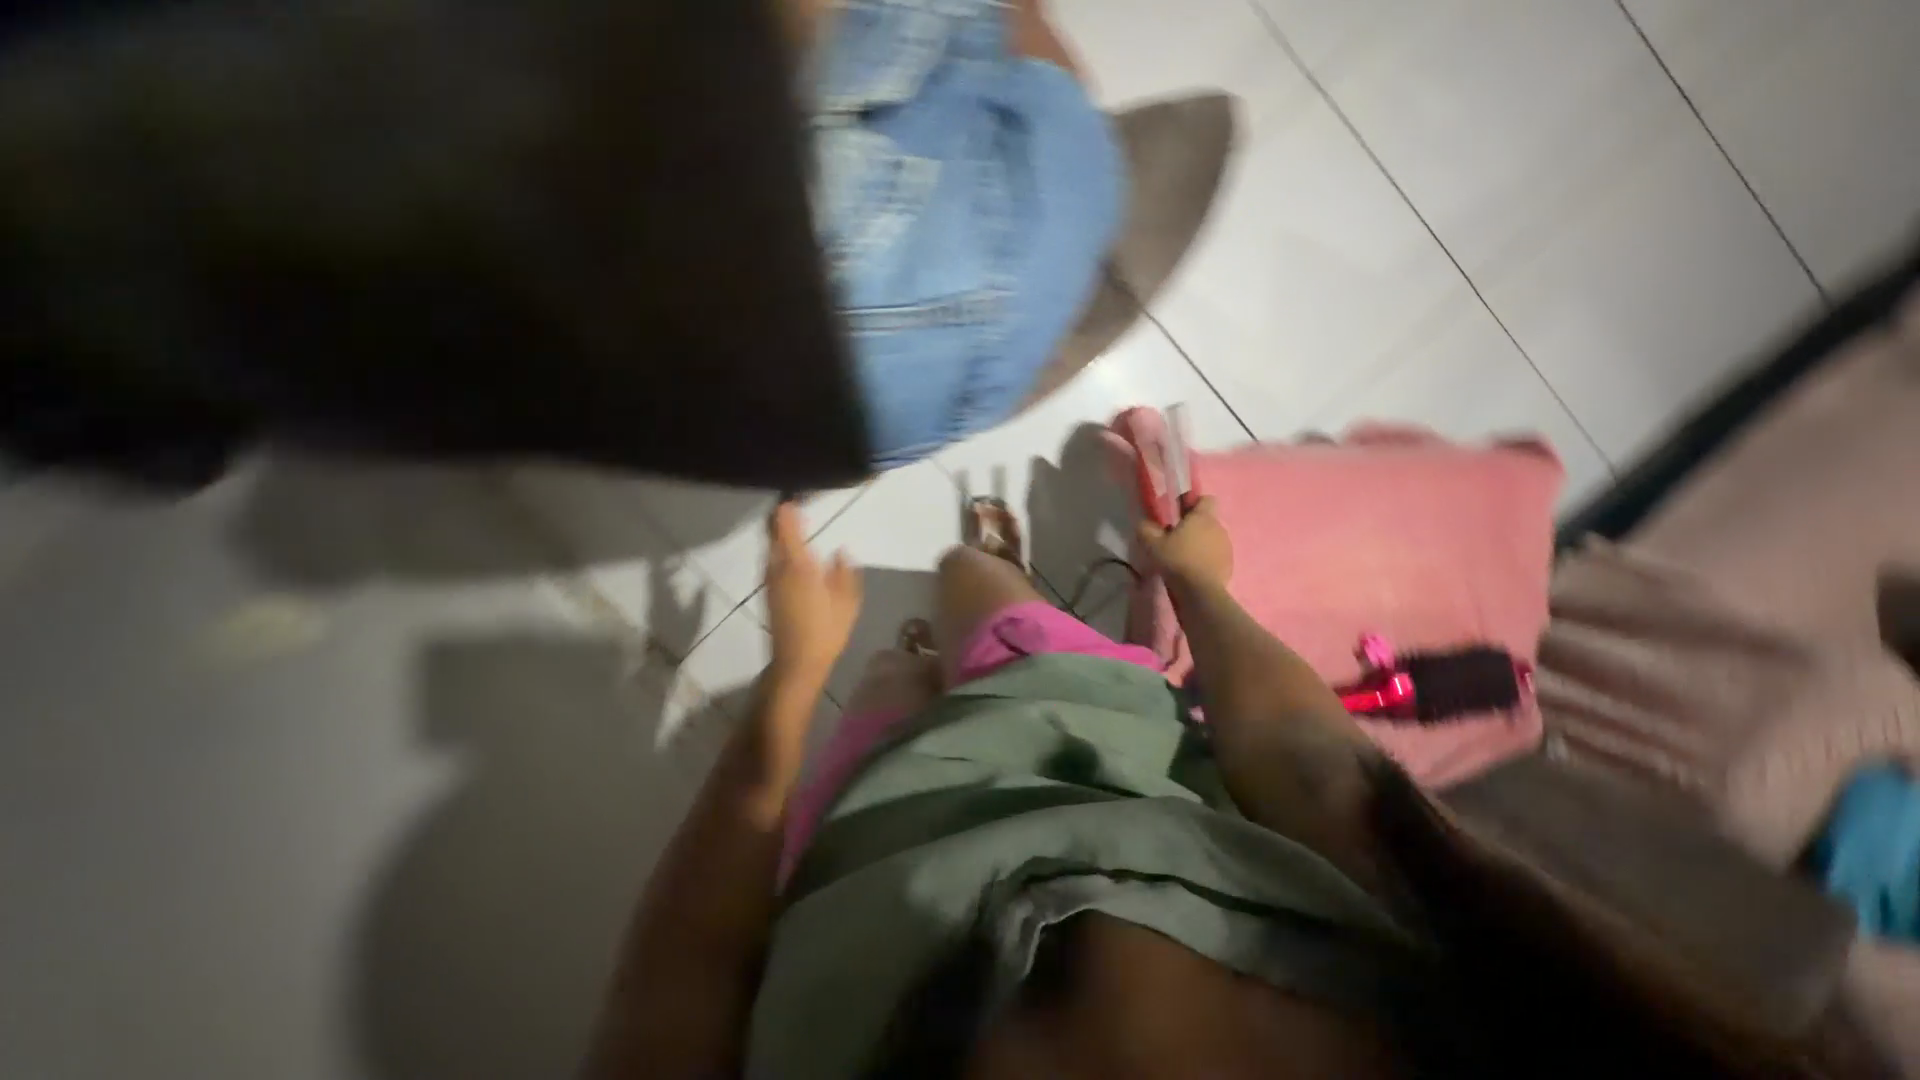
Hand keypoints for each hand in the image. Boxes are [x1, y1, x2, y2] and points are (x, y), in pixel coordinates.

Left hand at [764, 502, 862, 685]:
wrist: (796, 663)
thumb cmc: (826, 632)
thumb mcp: (847, 603)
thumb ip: (844, 573)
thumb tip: (840, 551)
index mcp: (800, 567)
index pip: (789, 531)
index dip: (789, 514)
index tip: (791, 499)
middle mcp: (780, 569)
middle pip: (775, 536)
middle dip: (780, 520)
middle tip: (790, 506)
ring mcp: (771, 582)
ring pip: (770, 549)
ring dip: (776, 535)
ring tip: (788, 523)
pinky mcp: (768, 593)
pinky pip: (770, 561)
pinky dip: (776, 550)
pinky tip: (787, 552)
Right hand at [1137, 496, 1231, 587]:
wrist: (1200, 591)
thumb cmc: (1177, 561)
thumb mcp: (1153, 545)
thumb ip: (1146, 529)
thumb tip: (1144, 523)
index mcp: (1202, 517)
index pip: (1205, 499)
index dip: (1193, 504)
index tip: (1179, 514)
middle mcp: (1218, 527)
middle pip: (1207, 520)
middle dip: (1194, 527)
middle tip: (1176, 539)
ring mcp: (1226, 546)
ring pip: (1212, 538)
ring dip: (1201, 543)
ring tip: (1185, 557)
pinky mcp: (1229, 563)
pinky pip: (1217, 555)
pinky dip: (1208, 559)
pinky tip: (1195, 570)